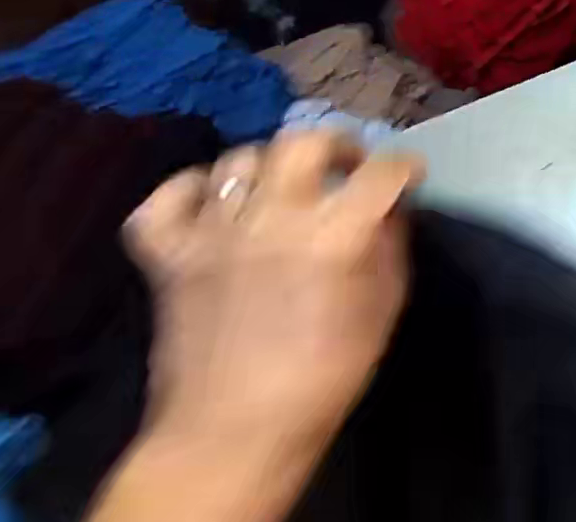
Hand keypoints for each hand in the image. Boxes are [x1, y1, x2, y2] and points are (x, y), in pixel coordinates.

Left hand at [122, 131, 424, 454]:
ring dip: (272, 167)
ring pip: (239, 161)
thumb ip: (391, 241)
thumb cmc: (329, 368)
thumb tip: (389, 204)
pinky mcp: (168, 258)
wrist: (235, 434)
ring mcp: (214, 235)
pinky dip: (190, 192)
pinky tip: (215, 205)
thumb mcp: (387, 302)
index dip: (406, 166)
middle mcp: (274, 219)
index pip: (384, 170)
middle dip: (337, 143)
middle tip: (346, 167)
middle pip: (303, 140)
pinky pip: (165, 201)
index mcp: (336, 234)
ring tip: (284, 189)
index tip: (410, 177)